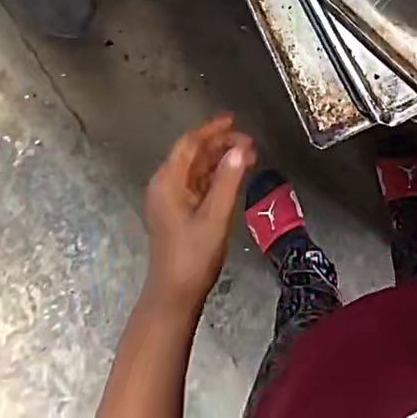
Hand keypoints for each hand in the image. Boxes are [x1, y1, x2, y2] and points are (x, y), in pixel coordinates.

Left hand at [143, 114, 255, 309]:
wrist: (174, 297)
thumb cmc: (192, 256)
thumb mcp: (215, 216)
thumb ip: (228, 179)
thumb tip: (240, 149)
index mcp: (168, 182)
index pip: (189, 144)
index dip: (212, 129)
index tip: (234, 120)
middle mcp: (166, 186)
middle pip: (194, 153)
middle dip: (222, 143)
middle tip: (250, 143)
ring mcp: (172, 199)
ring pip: (199, 167)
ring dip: (222, 158)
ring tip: (249, 156)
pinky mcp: (180, 211)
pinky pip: (200, 181)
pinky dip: (218, 174)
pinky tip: (236, 174)